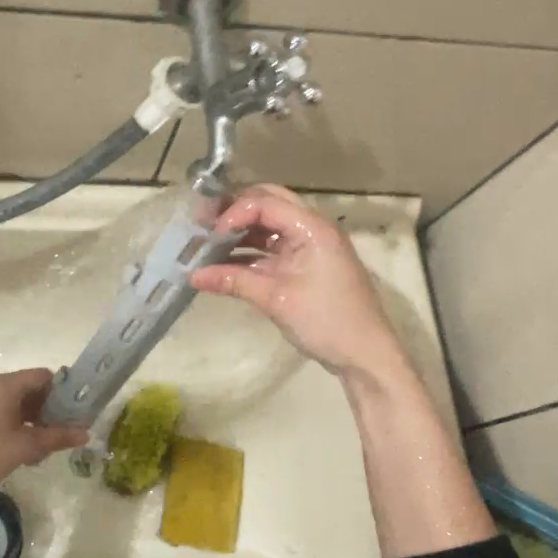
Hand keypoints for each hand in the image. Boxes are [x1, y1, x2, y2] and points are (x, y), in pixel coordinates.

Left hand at [0, 369, 88, 500]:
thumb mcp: (25, 447)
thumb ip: (57, 437)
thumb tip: (85, 433)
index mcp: (3, 384)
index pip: (42, 376)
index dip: (62, 391)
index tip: (75, 411)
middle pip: (27, 388)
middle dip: (47, 409)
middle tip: (60, 433)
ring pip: (12, 401)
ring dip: (30, 419)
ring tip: (41, 446)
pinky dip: (12, 422)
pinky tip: (18, 447)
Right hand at [189, 184, 404, 377]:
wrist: (365, 354)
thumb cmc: (326, 321)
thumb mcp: (276, 300)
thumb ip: (234, 281)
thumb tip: (193, 275)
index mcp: (312, 228)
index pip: (264, 203)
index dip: (233, 214)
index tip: (210, 236)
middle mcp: (312, 228)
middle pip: (269, 203)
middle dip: (235, 211)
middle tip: (205, 223)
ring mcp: (310, 246)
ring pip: (270, 224)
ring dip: (242, 231)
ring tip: (209, 242)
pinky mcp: (306, 264)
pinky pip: (274, 247)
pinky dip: (251, 251)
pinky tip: (225, 263)